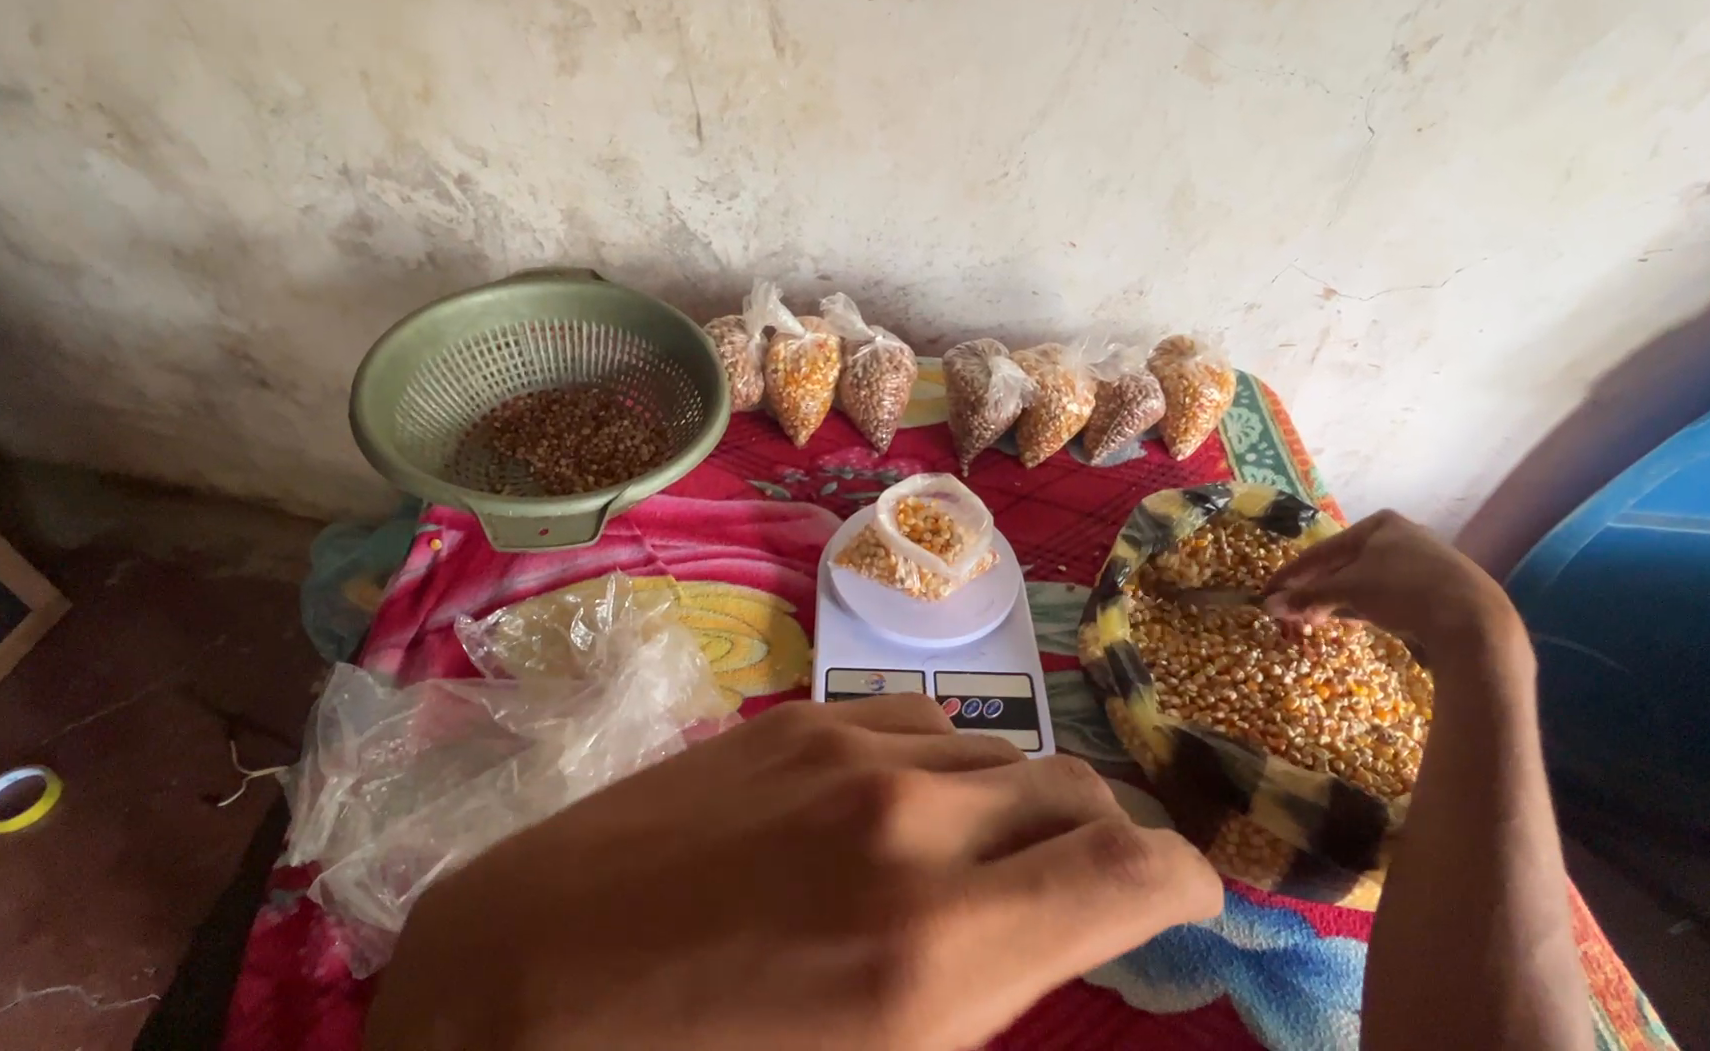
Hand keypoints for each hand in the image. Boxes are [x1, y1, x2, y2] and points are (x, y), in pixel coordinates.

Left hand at [365, 695, 1220, 1050]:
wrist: (526, 979)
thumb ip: (988, 992)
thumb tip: (1051, 935)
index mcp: (942, 949)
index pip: (1132, 868)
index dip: (1182, 880)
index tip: (1181, 897)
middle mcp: (912, 823)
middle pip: (1076, 791)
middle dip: (1101, 837)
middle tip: (1081, 881)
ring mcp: (848, 749)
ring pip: (998, 747)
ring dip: (1016, 798)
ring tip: (982, 846)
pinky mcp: (796, 717)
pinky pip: (919, 720)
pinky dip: (944, 761)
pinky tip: (906, 801)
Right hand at [1262, 510, 1526, 660]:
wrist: (1474, 620)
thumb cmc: (1402, 590)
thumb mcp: (1346, 591)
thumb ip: (1305, 597)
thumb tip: (1267, 606)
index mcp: (1379, 524)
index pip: (1321, 550)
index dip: (1291, 573)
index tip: (1268, 591)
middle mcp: (1402, 535)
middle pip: (1344, 565)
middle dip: (1316, 590)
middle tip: (1293, 612)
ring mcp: (1424, 560)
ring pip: (1366, 580)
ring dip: (1337, 600)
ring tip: (1318, 620)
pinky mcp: (1439, 586)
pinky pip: (1389, 592)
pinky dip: (1366, 605)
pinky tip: (1355, 620)